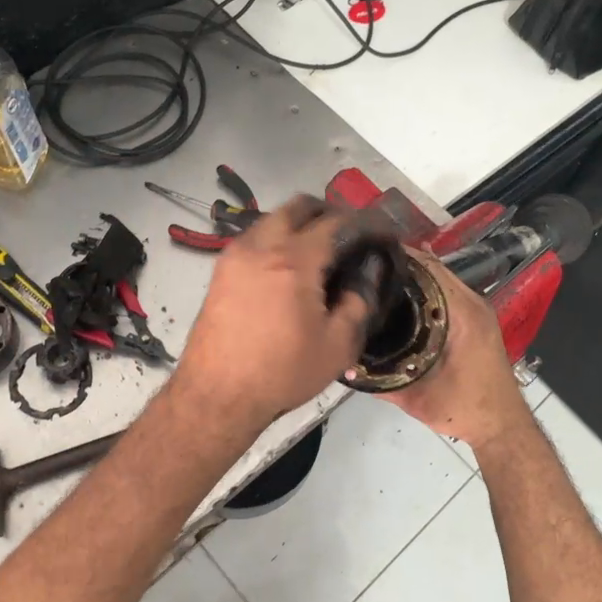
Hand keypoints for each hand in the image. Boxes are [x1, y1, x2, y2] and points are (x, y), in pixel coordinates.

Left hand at [174, 196, 371, 427]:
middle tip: (352, 235)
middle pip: (300, 206)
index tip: (384, 233)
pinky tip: (290, 268)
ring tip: (322, 251)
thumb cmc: (282, 373)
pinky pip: (255, 237)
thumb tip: (368, 271)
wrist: (217, 395)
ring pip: (273, 218)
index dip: (367, 223)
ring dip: (301, 223)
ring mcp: (235, 254)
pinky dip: (277, 238)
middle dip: (330, 213)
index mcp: (294, 260)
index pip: (338, 223)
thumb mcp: (337, 345)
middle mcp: (261, 245)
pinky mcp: (220, 270)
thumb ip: (359, 301)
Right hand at [378, 252, 534, 450]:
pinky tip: (397, 300)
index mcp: (462, 314)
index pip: (427, 268)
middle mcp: (471, 304)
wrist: (502, 427)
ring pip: (439, 279)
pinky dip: (423, 291)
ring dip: (411, 277)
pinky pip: (445, 294)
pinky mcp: (474, 320)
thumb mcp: (417, 397)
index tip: (365, 257)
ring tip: (374, 279)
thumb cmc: (464, 409)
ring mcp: (476, 310)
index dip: (396, 259)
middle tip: (362, 267)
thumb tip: (344, 365)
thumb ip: (380, 382)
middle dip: (399, 266)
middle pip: (432, 269)